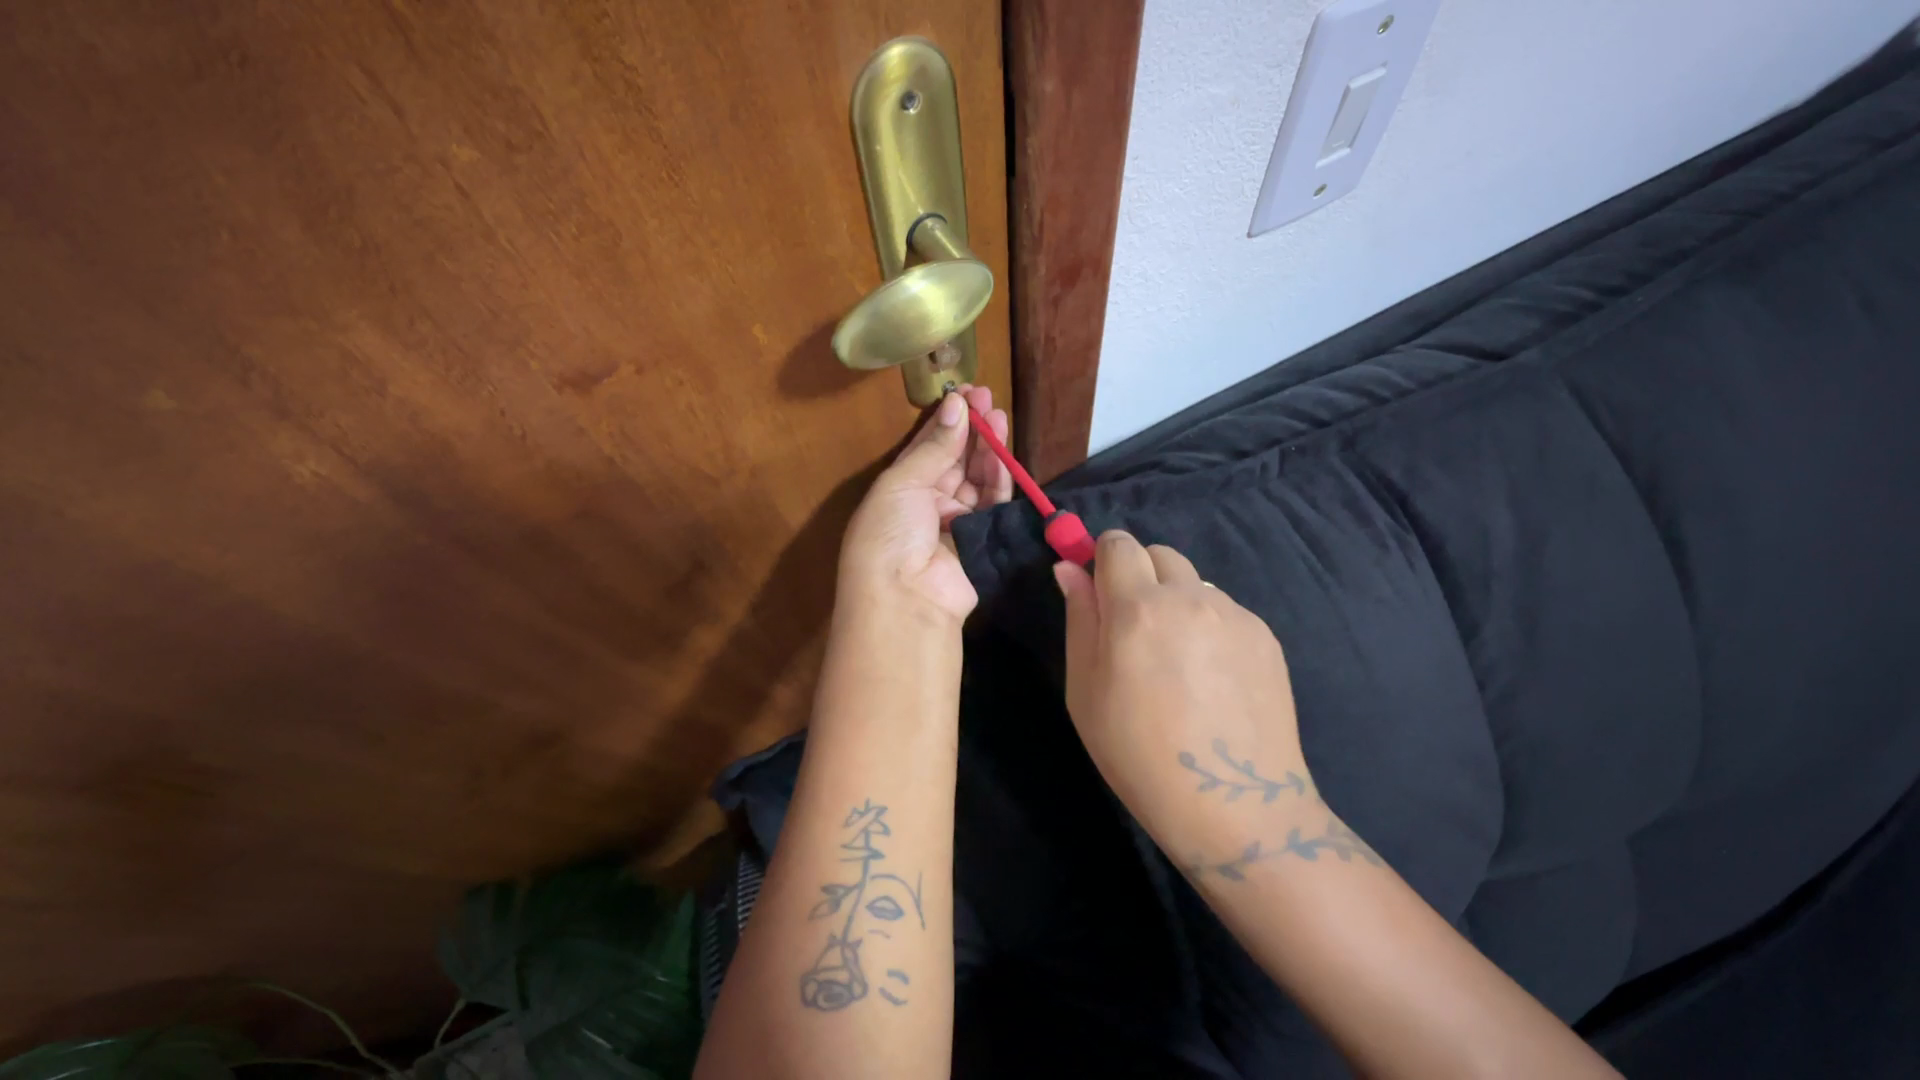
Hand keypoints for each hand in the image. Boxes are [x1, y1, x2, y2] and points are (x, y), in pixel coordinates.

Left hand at [838, 385, 1012, 623]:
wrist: (905, 598)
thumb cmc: (889, 534)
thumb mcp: (902, 483)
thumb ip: (934, 447)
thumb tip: (955, 405)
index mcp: (898, 490)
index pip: (926, 448)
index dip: (945, 420)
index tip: (966, 392)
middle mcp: (926, 504)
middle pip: (953, 460)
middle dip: (970, 429)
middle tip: (988, 397)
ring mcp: (954, 522)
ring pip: (976, 478)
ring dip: (987, 448)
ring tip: (1000, 415)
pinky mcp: (981, 538)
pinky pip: (993, 502)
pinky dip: (998, 477)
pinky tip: (1002, 451)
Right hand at [1055, 531, 1309, 849]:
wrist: (1236, 804)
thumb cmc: (1139, 755)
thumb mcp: (1086, 692)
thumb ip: (1079, 619)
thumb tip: (1069, 568)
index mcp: (1138, 608)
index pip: (1118, 543)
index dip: (1103, 559)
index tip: (1099, 592)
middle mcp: (1191, 597)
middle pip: (1160, 554)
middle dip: (1140, 575)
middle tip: (1134, 631)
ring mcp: (1235, 615)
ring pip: (1195, 583)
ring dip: (1177, 602)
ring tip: (1177, 663)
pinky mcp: (1266, 637)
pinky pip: (1226, 611)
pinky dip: (1209, 627)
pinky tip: (1210, 680)